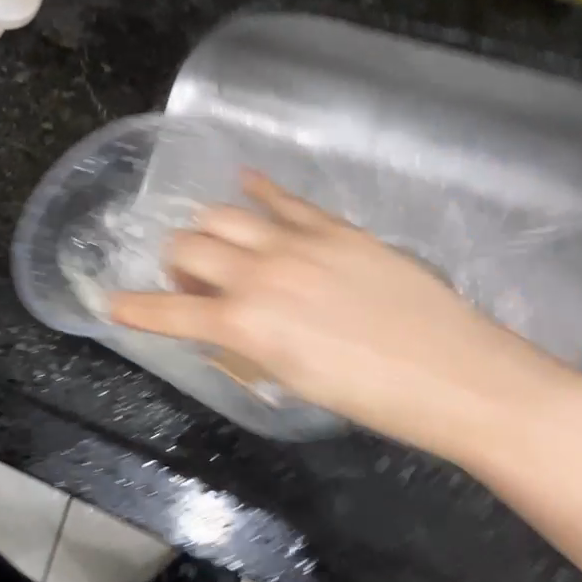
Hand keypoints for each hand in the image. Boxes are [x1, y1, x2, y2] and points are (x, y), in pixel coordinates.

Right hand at [110, 173, 578, 459]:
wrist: (470, 384)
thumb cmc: (376, 399)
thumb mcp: (292, 381)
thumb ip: (244, 344)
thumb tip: (217, 323)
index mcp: (246, 324)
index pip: (166, 311)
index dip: (131, 309)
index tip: (110, 304)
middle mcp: (260, 275)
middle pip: (185, 247)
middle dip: (175, 265)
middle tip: (195, 287)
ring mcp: (299, 245)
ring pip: (222, 216)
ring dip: (207, 232)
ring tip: (221, 249)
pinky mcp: (337, 230)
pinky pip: (284, 200)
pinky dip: (259, 189)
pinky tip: (246, 182)